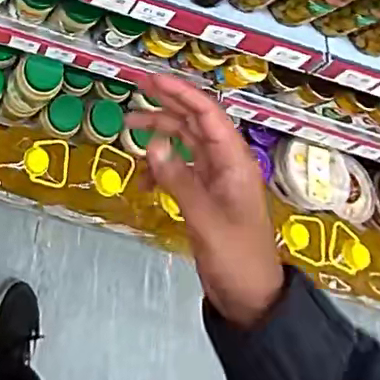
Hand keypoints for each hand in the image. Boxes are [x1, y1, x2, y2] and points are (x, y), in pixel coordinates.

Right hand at [128, 74, 283, 328]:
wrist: (251, 299)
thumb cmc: (236, 257)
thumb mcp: (205, 219)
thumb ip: (177, 179)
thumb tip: (151, 145)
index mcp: (234, 160)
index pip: (206, 113)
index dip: (180, 92)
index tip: (153, 79)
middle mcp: (224, 161)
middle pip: (193, 120)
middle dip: (166, 102)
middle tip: (137, 86)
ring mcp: (213, 177)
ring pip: (183, 141)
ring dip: (158, 132)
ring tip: (128, 127)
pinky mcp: (203, 193)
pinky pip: (178, 167)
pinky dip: (159, 167)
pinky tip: (143, 180)